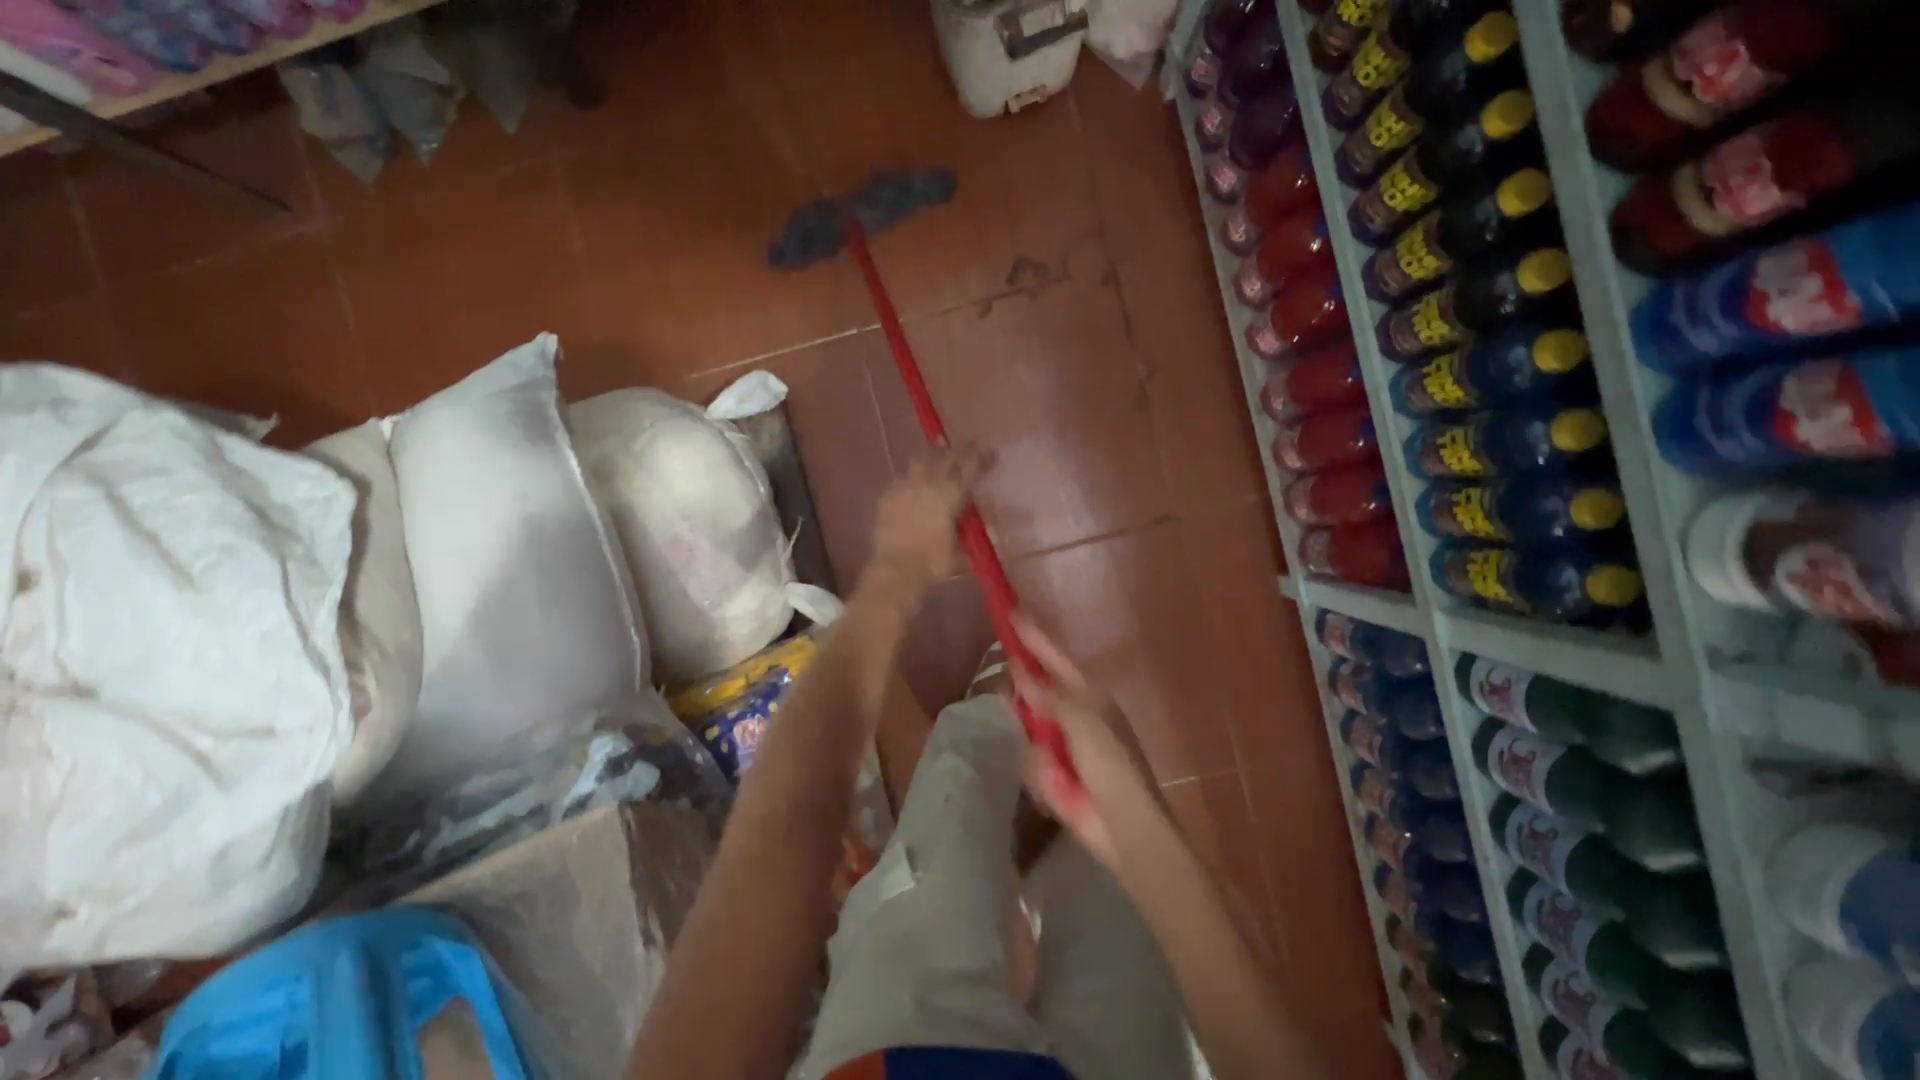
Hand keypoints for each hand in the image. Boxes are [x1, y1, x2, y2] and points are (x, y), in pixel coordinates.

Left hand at [871, 446, 987, 589]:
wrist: (896, 569)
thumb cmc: (933, 563)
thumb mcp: (960, 548)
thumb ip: (968, 530)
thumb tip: (983, 524)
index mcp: (950, 494)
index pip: (969, 468)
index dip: (981, 458)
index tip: (990, 452)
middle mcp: (928, 483)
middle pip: (945, 458)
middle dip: (959, 451)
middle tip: (969, 444)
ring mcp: (905, 487)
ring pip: (921, 462)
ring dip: (933, 456)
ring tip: (939, 450)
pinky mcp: (887, 496)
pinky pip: (902, 479)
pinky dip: (912, 477)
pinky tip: (913, 480)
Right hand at [1009, 612, 1156, 868]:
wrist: (1125, 827)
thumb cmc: (1113, 767)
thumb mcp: (1083, 723)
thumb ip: (1049, 696)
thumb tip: (1022, 671)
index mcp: (1089, 696)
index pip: (1055, 659)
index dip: (1034, 638)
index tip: (1010, 613)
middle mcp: (1075, 715)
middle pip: (1037, 691)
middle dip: (1025, 694)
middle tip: (1005, 687)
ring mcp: (1062, 745)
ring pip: (1029, 727)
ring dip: (1036, 745)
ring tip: (1053, 763)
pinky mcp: (1052, 774)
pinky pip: (1030, 760)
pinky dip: (1040, 772)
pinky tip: (1056, 786)